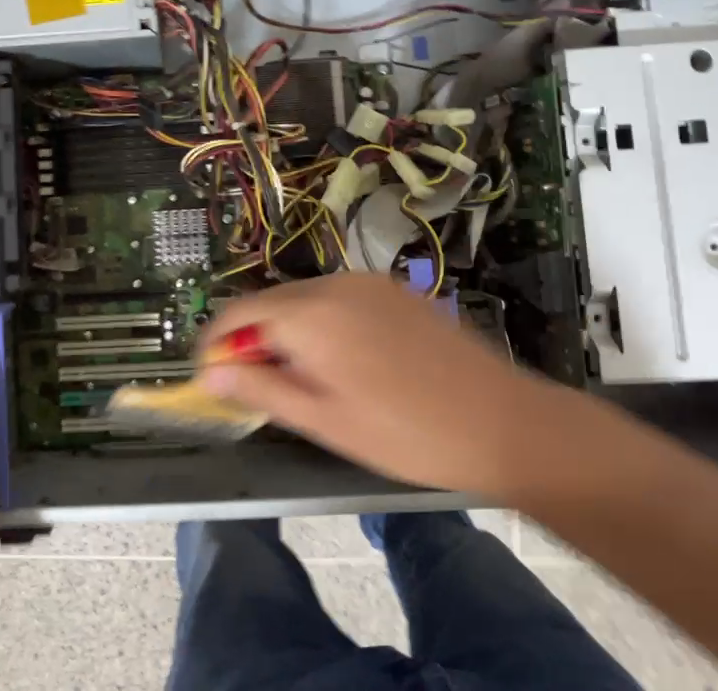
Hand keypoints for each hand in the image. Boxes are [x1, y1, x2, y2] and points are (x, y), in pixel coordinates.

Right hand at [200, 274, 563, 498]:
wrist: (505, 423)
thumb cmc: (408, 433)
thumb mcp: (324, 422)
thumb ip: (261, 390)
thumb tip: (211, 375)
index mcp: (311, 314)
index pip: (237, 313)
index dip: (217, 345)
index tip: (213, 379)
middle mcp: (335, 284)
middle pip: (270, 304)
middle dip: (254, 341)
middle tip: (260, 390)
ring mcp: (369, 283)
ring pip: (304, 301)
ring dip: (289, 333)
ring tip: (305, 383)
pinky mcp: (396, 291)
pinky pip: (338, 300)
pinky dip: (322, 325)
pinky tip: (344, 364)